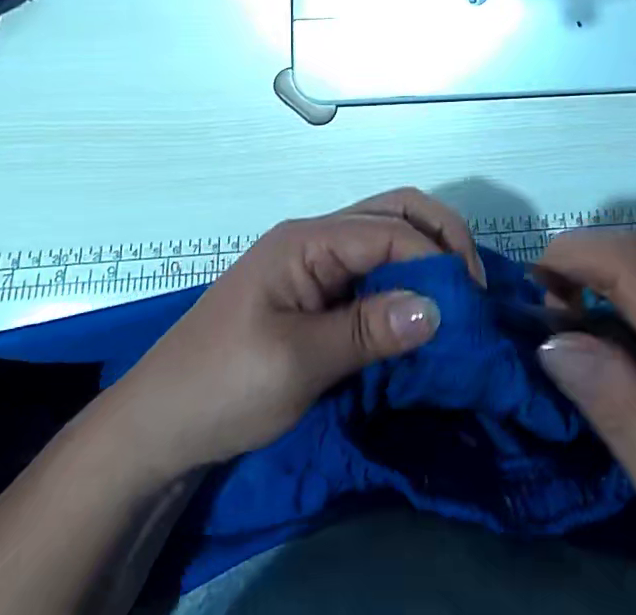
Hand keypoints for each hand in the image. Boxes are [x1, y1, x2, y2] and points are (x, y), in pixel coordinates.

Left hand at [98, 189, 482, 481]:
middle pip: (392, 213)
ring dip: (424, 260)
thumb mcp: (298, 361)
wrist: (162, 421)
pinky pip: (369, 273)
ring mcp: (311, 265)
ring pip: (384, 239)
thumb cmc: (223, 386)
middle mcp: (312, 239)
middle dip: (440, 241)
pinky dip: (403, 284)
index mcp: (305, 241)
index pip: (391, 229)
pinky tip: (421, 314)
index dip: (438, 260)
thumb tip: (441, 307)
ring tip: (457, 305)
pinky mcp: (312, 294)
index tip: (473, 311)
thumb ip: (368, 330)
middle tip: (472, 294)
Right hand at [533, 231, 635, 614]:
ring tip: (596, 374)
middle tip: (556, 352)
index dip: (569, 255)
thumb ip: (618, 410)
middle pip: (630, 262)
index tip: (532, 295)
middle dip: (574, 286)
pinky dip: (626, 316)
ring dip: (599, 306)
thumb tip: (551, 338)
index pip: (631, 259)